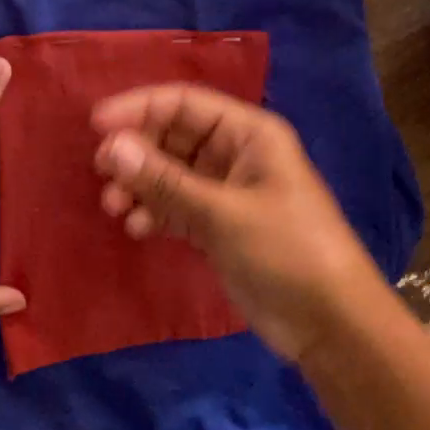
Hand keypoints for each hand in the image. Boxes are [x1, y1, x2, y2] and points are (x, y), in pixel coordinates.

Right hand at [90, 84, 386, 361]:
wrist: (332, 325)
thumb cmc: (287, 251)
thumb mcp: (222, 212)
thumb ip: (164, 180)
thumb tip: (111, 147)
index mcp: (248, 134)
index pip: (183, 103)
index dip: (138, 108)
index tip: (97, 126)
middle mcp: (234, 153)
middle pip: (171, 136)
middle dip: (135, 152)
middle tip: (101, 172)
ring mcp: (225, 190)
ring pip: (168, 173)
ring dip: (139, 185)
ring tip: (114, 207)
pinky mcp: (217, 224)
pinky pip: (174, 204)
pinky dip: (153, 211)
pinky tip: (137, 228)